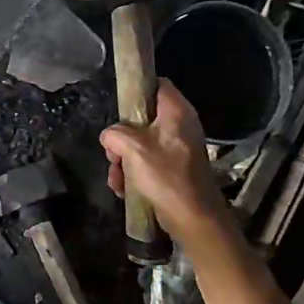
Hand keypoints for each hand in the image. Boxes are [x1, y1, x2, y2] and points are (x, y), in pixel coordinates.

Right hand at [99, 80, 230, 241]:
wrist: (194, 218)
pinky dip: (135, 175)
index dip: (137, 91)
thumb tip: (110, 136)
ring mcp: (179, 149)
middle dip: (123, 138)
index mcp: (177, 112)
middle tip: (113, 155)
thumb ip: (116, 134)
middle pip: (144, 119)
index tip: (118, 107)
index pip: (158, 85)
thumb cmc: (165, 176)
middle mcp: (181, 126)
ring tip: (116, 179)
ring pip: (143, 145)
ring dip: (124, 161)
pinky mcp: (176, 170)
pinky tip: (124, 190)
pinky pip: (150, 164)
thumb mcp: (133, 149)